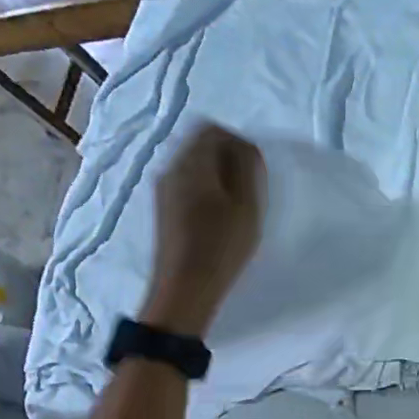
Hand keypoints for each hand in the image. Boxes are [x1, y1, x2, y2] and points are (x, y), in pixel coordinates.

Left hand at [139, 124, 264, 337]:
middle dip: (227, 157)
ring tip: (237, 203)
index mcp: (190, 163)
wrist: (184, 290)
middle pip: (200, 145)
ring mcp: (163, 190)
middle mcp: (170, 169)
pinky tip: (219, 216)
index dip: (238, 141)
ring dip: (217, 176)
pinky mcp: (163, 210)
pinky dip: (206, 190)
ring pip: (193, 166)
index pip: (212, 129)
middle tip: (249, 185)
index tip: (256, 167)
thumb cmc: (221, 246)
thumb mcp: (247, 205)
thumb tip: (245, 146)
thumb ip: (247, 167)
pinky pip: (187, 184)